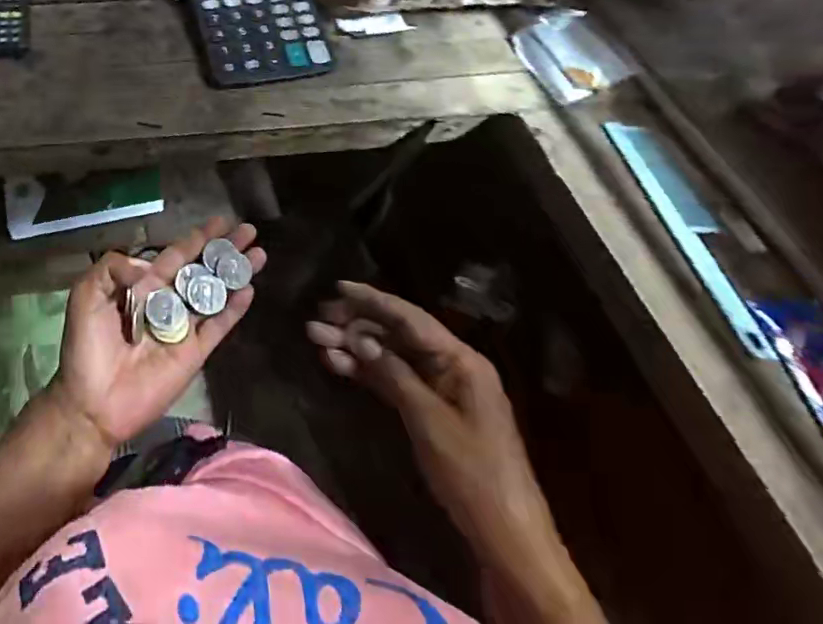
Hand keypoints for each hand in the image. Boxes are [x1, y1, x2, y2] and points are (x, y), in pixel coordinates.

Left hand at [46, 218, 263, 450]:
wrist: (92, 403)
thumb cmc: (86, 347)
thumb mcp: (85, 295)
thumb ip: (111, 268)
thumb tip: (148, 265)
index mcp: (143, 287)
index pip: (175, 255)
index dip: (197, 237)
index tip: (220, 220)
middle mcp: (167, 302)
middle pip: (202, 269)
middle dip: (225, 249)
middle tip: (249, 230)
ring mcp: (184, 328)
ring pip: (215, 293)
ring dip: (236, 273)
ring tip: (260, 253)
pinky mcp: (195, 353)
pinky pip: (218, 326)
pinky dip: (234, 309)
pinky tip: (248, 290)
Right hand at [307, 282, 604, 623]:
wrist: (505, 534)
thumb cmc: (472, 473)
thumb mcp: (429, 420)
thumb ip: (393, 373)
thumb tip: (359, 336)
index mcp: (461, 360)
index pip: (410, 319)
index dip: (373, 301)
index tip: (338, 288)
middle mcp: (451, 366)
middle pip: (398, 334)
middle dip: (357, 325)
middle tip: (317, 320)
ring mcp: (440, 388)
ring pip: (391, 356)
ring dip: (355, 348)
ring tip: (317, 341)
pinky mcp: (430, 410)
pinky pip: (394, 380)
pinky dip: (367, 372)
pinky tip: (337, 365)